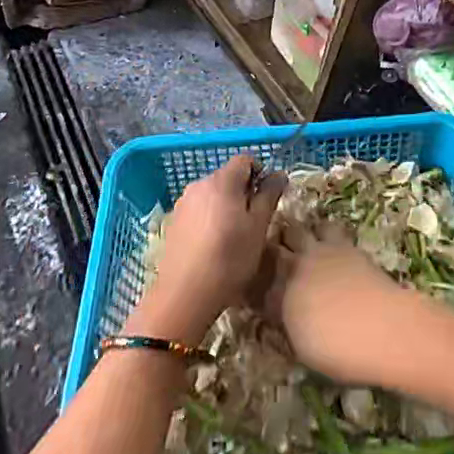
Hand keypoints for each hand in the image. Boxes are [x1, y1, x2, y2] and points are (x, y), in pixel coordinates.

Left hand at [129, 154, 281, 343]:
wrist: (185, 293)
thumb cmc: (230, 258)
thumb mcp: (259, 227)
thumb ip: (269, 195)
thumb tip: (279, 173)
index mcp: (222, 180)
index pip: (245, 159)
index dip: (260, 173)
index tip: (267, 199)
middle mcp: (199, 184)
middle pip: (228, 176)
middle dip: (243, 192)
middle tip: (254, 222)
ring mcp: (183, 202)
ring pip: (212, 194)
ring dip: (226, 206)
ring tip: (233, 237)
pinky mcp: (174, 221)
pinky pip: (198, 210)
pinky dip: (209, 218)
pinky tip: (213, 245)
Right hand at [264, 227, 425, 384]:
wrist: (384, 328)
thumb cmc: (341, 352)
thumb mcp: (304, 352)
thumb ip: (285, 331)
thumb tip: (275, 322)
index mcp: (279, 297)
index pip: (257, 285)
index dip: (254, 285)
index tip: (254, 288)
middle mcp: (294, 268)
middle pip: (273, 248)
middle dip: (270, 250)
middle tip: (272, 257)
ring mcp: (319, 252)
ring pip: (297, 229)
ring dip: (295, 234)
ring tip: (300, 243)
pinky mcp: (343, 244)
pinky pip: (326, 229)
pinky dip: (323, 233)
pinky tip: (329, 244)